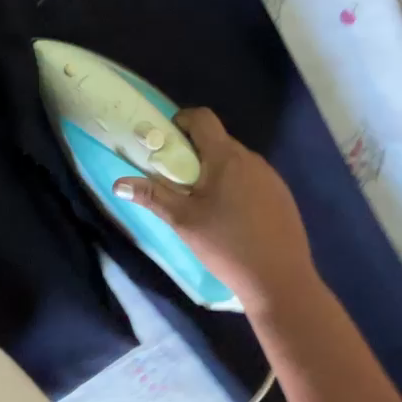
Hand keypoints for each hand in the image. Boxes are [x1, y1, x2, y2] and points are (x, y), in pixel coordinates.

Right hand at [114, 107, 318, 313]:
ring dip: (217, 169)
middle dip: (196, 151)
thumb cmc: (227, 246)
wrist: (281, 283)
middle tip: (180, 178)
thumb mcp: (183, 221)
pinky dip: (238, 185)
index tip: (168, 141)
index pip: (202, 118)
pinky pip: (253, 178)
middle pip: (218, 140)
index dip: (182, 121)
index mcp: (226, 157)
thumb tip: (117, 184)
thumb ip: (152, 196)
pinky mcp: (283, 196)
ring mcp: (271, 177)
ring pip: (236, 160)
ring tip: (206, 201)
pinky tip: (233, 216)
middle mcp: (251, 159)